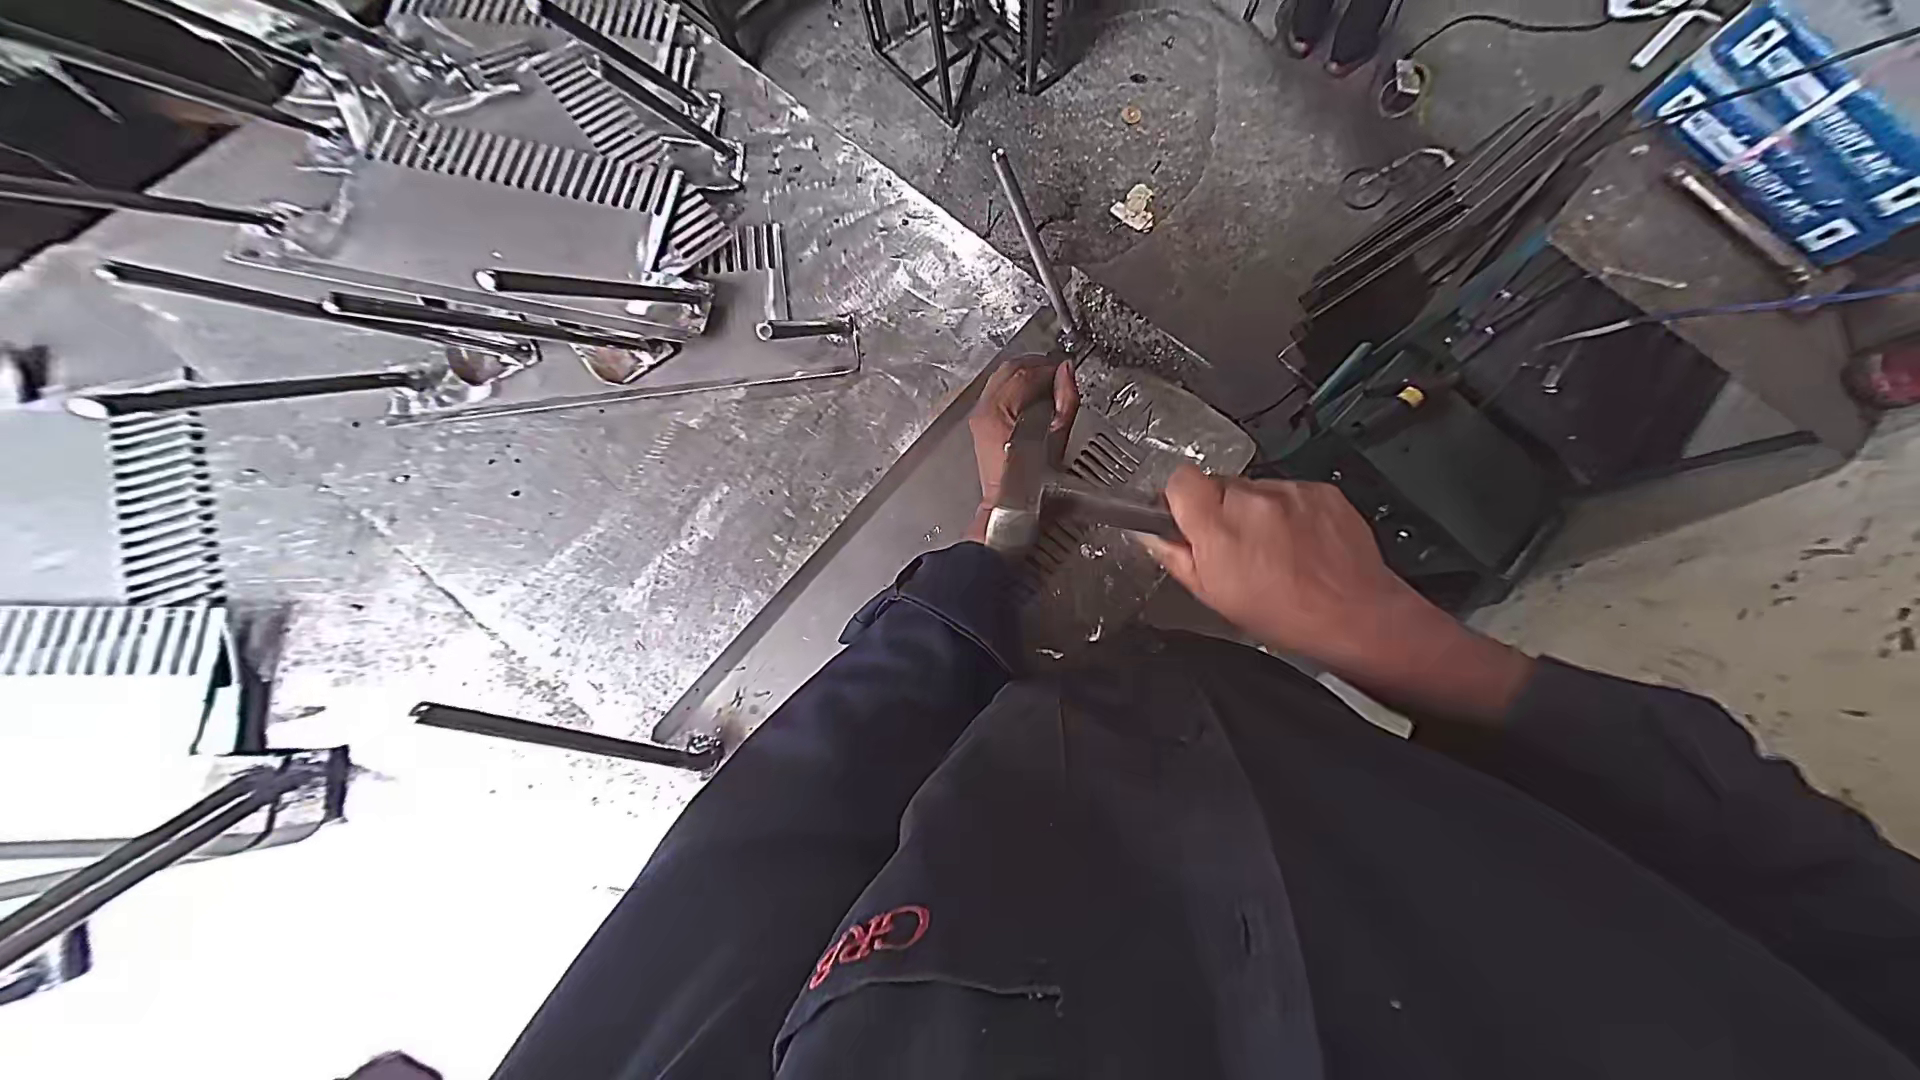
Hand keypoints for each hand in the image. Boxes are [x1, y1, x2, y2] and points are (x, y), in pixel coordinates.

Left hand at [964, 356, 1077, 541]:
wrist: (1011, 506)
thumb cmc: (1033, 483)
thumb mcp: (1059, 438)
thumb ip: (1066, 400)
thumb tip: (1066, 373)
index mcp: (999, 411)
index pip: (1026, 373)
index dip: (1049, 367)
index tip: (1065, 369)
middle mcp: (984, 410)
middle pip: (1010, 369)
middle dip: (1036, 366)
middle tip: (1056, 372)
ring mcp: (979, 416)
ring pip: (1002, 378)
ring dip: (1025, 375)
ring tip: (1046, 382)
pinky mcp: (980, 423)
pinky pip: (997, 391)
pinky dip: (1015, 387)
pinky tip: (1031, 396)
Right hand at [1142, 466, 1533, 724]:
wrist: (1353, 615)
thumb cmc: (1282, 612)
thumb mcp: (1210, 593)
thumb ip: (1174, 555)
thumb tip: (1152, 535)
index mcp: (1217, 524)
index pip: (1179, 480)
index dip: (1177, 498)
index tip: (1182, 515)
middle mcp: (1252, 499)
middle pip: (1216, 484)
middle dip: (1217, 509)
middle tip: (1230, 544)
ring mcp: (1289, 492)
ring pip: (1252, 488)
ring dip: (1252, 511)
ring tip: (1269, 548)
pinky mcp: (1320, 490)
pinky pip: (1287, 492)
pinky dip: (1285, 511)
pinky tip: (1294, 542)